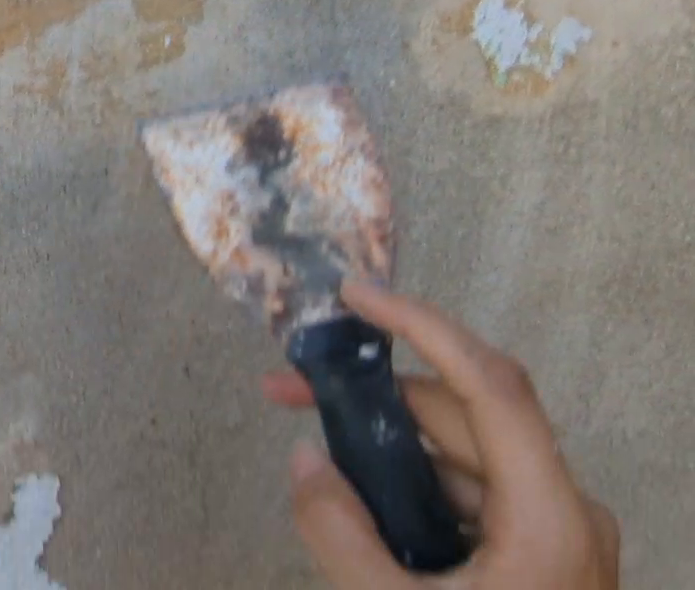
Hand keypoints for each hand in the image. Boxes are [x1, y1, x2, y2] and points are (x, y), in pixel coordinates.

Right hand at [263, 283, 618, 588]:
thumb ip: (337, 530)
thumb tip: (306, 459)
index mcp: (548, 518)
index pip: (490, 387)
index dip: (422, 327)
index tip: (352, 295)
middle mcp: (560, 508)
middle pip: (459, 411)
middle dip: (366, 386)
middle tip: (283, 386)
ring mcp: (549, 529)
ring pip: (452, 445)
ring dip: (375, 428)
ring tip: (306, 438)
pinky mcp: (531, 549)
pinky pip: (455, 481)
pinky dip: (398, 467)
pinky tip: (354, 489)